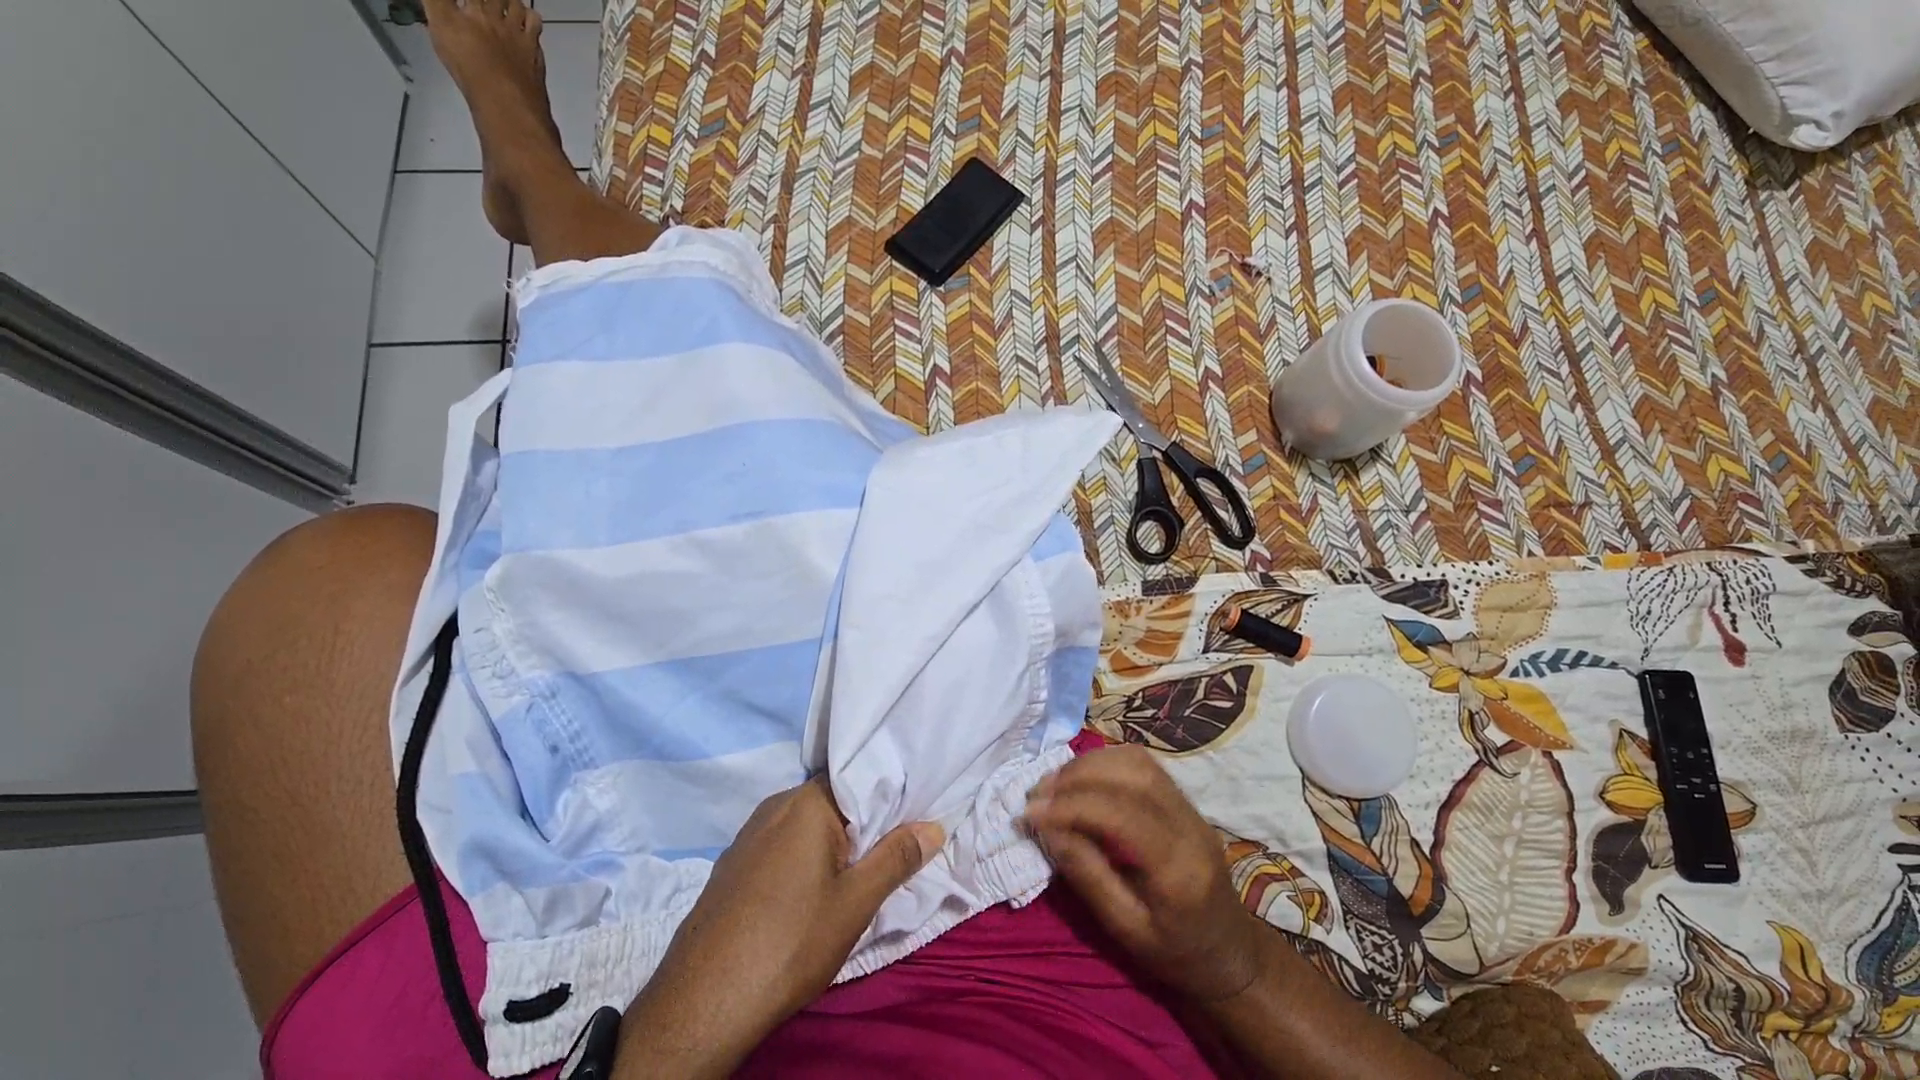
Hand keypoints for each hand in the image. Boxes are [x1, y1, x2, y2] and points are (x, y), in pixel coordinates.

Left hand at [617, 776, 943, 1077]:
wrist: (705, 1001)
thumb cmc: (791, 942)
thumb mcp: (856, 903)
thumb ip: (896, 859)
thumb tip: (934, 826)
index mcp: (804, 803)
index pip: (855, 778)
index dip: (887, 798)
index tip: (913, 818)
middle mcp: (772, 808)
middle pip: (830, 805)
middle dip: (861, 827)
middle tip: (893, 855)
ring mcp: (745, 840)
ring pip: (803, 831)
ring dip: (831, 849)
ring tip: (856, 881)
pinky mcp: (731, 870)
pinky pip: (779, 852)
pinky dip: (801, 865)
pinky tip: (810, 899)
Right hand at [1022, 745, 1275, 1002]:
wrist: (1229, 952)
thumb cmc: (1173, 953)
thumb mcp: (1124, 929)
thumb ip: (1088, 876)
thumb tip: (1048, 828)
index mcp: (1177, 868)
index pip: (1122, 814)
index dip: (1072, 805)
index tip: (1030, 813)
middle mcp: (1190, 826)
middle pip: (1133, 774)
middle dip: (1076, 777)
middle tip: (1036, 795)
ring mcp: (1193, 809)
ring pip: (1139, 761)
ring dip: (1090, 765)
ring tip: (1054, 787)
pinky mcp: (1187, 802)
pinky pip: (1145, 766)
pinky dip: (1106, 764)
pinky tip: (1082, 782)